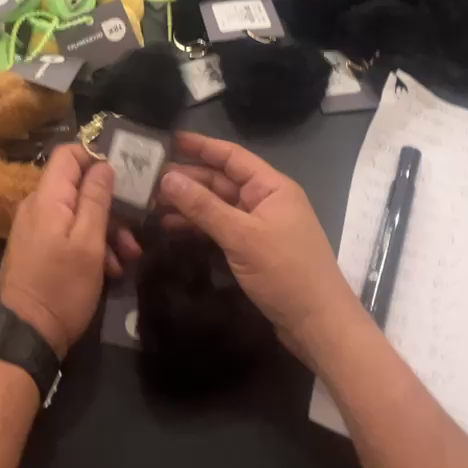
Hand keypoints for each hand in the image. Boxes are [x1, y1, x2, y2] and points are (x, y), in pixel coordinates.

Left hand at [0, 145, 112, 357]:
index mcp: (47, 197)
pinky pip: (67, 231)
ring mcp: (35, 227)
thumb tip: (103, 164)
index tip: (125, 174)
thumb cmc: (61, 288)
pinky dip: (89, 244)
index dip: (96, 156)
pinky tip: (109, 270)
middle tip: (134, 231)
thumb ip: (96, 199)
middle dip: (110, 204)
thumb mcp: (88, 244)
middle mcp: (36, 205)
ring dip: (105, 230)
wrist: (27, 335)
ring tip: (127, 259)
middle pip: (77, 185)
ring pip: (76, 211)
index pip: (68, 153)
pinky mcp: (37, 247)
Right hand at [157, 132, 364, 360]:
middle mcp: (266, 200)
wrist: (319, 326)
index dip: (199, 146)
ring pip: (218, 206)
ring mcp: (260, 226)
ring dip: (188, 204)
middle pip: (221, 181)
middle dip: (187, 179)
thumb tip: (167, 178)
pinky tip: (172, 228)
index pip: (230, 156)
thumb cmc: (286, 273)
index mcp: (271, 187)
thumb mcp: (241, 236)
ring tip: (151, 203)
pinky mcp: (254, 250)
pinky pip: (221, 228)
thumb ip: (203, 207)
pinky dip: (199, 227)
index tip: (167, 140)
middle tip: (148, 178)